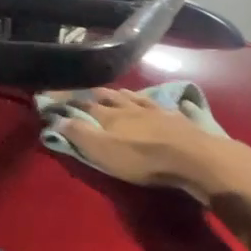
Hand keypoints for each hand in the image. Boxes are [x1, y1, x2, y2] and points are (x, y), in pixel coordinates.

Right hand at [52, 88, 250, 195]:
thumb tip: (57, 119)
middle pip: (111, 98)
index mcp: (110, 117)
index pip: (85, 105)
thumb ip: (80, 135)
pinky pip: (163, 105)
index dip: (70, 102)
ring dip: (124, 95)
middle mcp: (131, 108)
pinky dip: (156, 102)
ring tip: (118, 92)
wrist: (192, 158)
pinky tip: (161, 101)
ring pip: (136, 98)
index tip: (57, 98)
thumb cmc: (143, 159)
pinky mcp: (178, 119)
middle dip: (97, 95)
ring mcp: (157, 111)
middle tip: (89, 92)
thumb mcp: (104, 152)